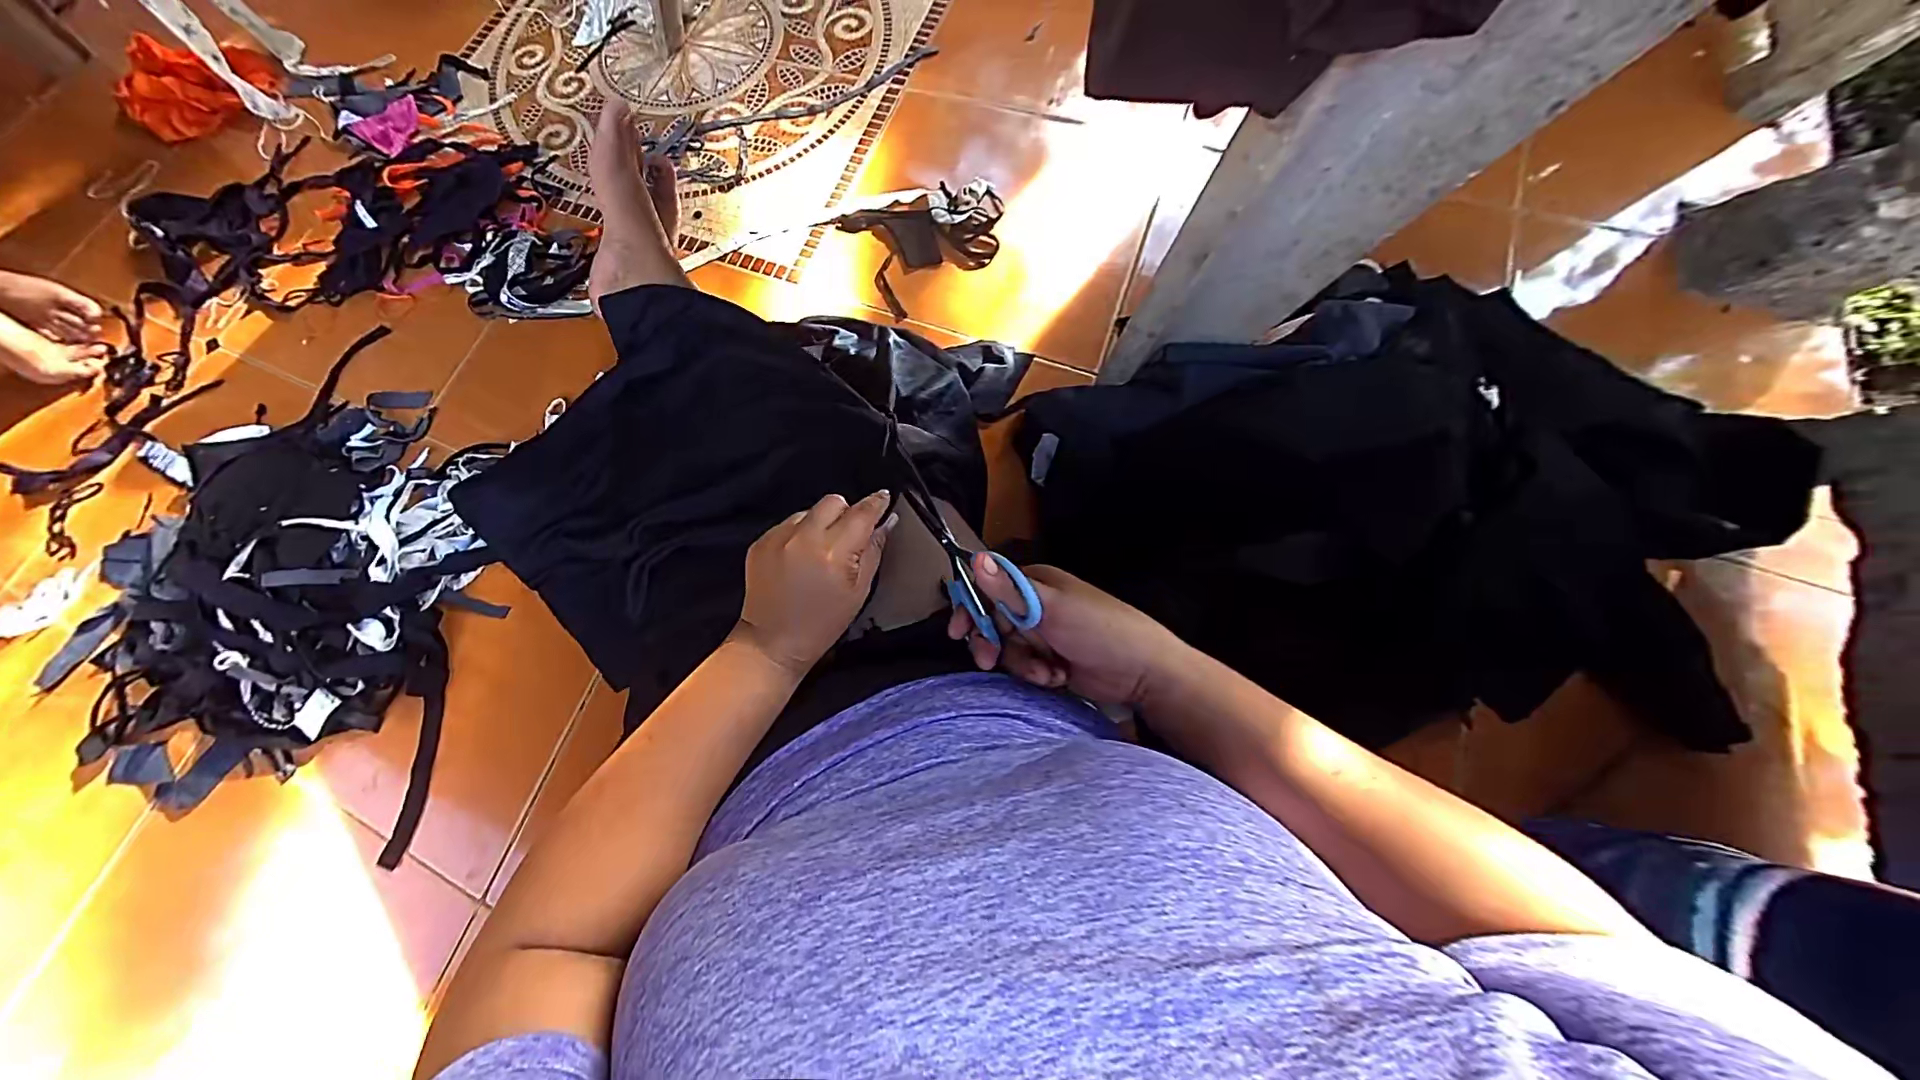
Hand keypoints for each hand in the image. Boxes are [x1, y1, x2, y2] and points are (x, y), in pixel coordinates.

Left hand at [733, 491, 895, 676]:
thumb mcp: (859, 591)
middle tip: (848, 537)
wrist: (773, 642)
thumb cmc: (822, 623)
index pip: (861, 513)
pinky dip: (798, 534)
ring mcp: (778, 538)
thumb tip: (886, 523)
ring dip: (820, 524)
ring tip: (819, 553)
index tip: (883, 498)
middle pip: (834, 501)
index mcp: (833, 553)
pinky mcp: (760, 542)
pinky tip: (799, 559)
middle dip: (846, 513)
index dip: (876, 503)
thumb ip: (873, 552)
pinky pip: (788, 523)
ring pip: (809, 511)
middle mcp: (804, 538)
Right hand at [947, 555, 1192, 707]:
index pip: (988, 589)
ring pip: (1007, 648)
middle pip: (992, 621)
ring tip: (1046, 672)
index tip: (958, 629)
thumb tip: (976, 559)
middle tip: (988, 660)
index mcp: (1034, 583)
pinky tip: (1056, 677)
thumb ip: (1009, 588)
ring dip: (1020, 664)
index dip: (970, 607)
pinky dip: (1035, 674)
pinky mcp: (1050, 660)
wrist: (1143, 672)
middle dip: (992, 643)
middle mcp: (1035, 606)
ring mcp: (1043, 634)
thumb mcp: (1051, 608)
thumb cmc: (1101, 630)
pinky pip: (1024, 667)